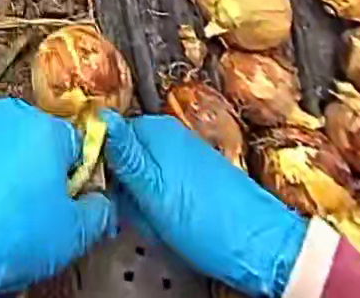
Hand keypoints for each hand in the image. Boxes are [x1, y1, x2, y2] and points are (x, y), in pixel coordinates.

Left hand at [0, 99, 116, 297]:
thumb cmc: (12, 233)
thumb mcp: (70, 237)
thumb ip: (98, 213)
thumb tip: (104, 201)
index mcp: (51, 131)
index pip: (75, 145)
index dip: (72, 174)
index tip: (61, 200)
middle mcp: (19, 110)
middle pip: (39, 135)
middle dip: (38, 162)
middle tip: (27, 201)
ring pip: (7, 131)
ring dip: (7, 153)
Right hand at [101, 110, 306, 297]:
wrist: (261, 245)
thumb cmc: (205, 222)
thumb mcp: (154, 192)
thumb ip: (124, 154)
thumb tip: (98, 114)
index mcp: (154, 129)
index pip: (109, 137)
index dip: (103, 166)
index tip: (104, 193)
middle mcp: (168, 131)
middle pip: (126, 154)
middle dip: (124, 185)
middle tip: (134, 214)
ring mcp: (184, 149)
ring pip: (144, 171)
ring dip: (141, 198)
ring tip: (154, 222)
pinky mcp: (196, 169)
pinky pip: (163, 180)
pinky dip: (160, 201)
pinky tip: (169, 222)